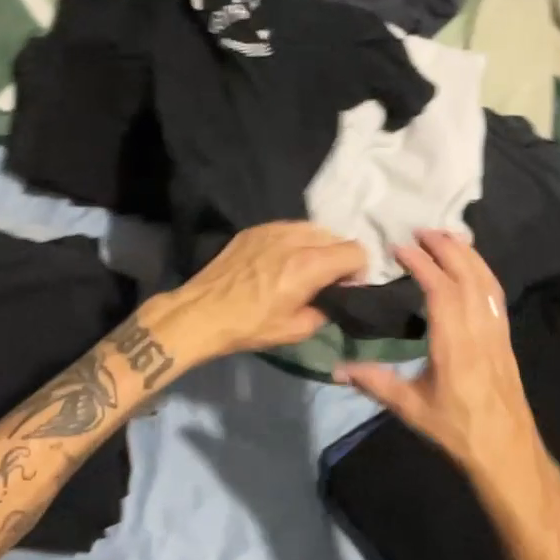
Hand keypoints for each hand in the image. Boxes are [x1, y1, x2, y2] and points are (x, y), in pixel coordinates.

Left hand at [159, 222, 366, 357]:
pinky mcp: (254, 230)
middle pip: (336, 237)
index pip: (356, 251)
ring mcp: (272, 230)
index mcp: (309, 264)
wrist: (201, 313)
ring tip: (303, 268)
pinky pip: (287, 229)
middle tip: (325, 281)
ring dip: (317, 247)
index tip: (345, 287)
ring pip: (312, 229)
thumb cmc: (249, 326)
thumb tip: (331, 300)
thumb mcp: (296, 330)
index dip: (358, 271)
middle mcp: (294, 239)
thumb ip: (324, 311)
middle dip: (338, 258)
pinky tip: (280, 261)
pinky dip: (293, 242)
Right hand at [335, 230, 549, 487]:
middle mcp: (480, 331)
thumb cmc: (457, 430)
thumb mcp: (410, 408)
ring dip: (468, 254)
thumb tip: (336, 369)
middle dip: (447, 248)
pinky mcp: (505, 339)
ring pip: (487, 282)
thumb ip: (375, 383)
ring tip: (447, 237)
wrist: (506, 450)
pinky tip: (472, 267)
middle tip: (422, 230)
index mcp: (455, 345)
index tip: (400, 248)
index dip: (422, 265)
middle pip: (468, 277)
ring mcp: (497, 333)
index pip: (441, 291)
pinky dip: (483, 272)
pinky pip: (496, 295)